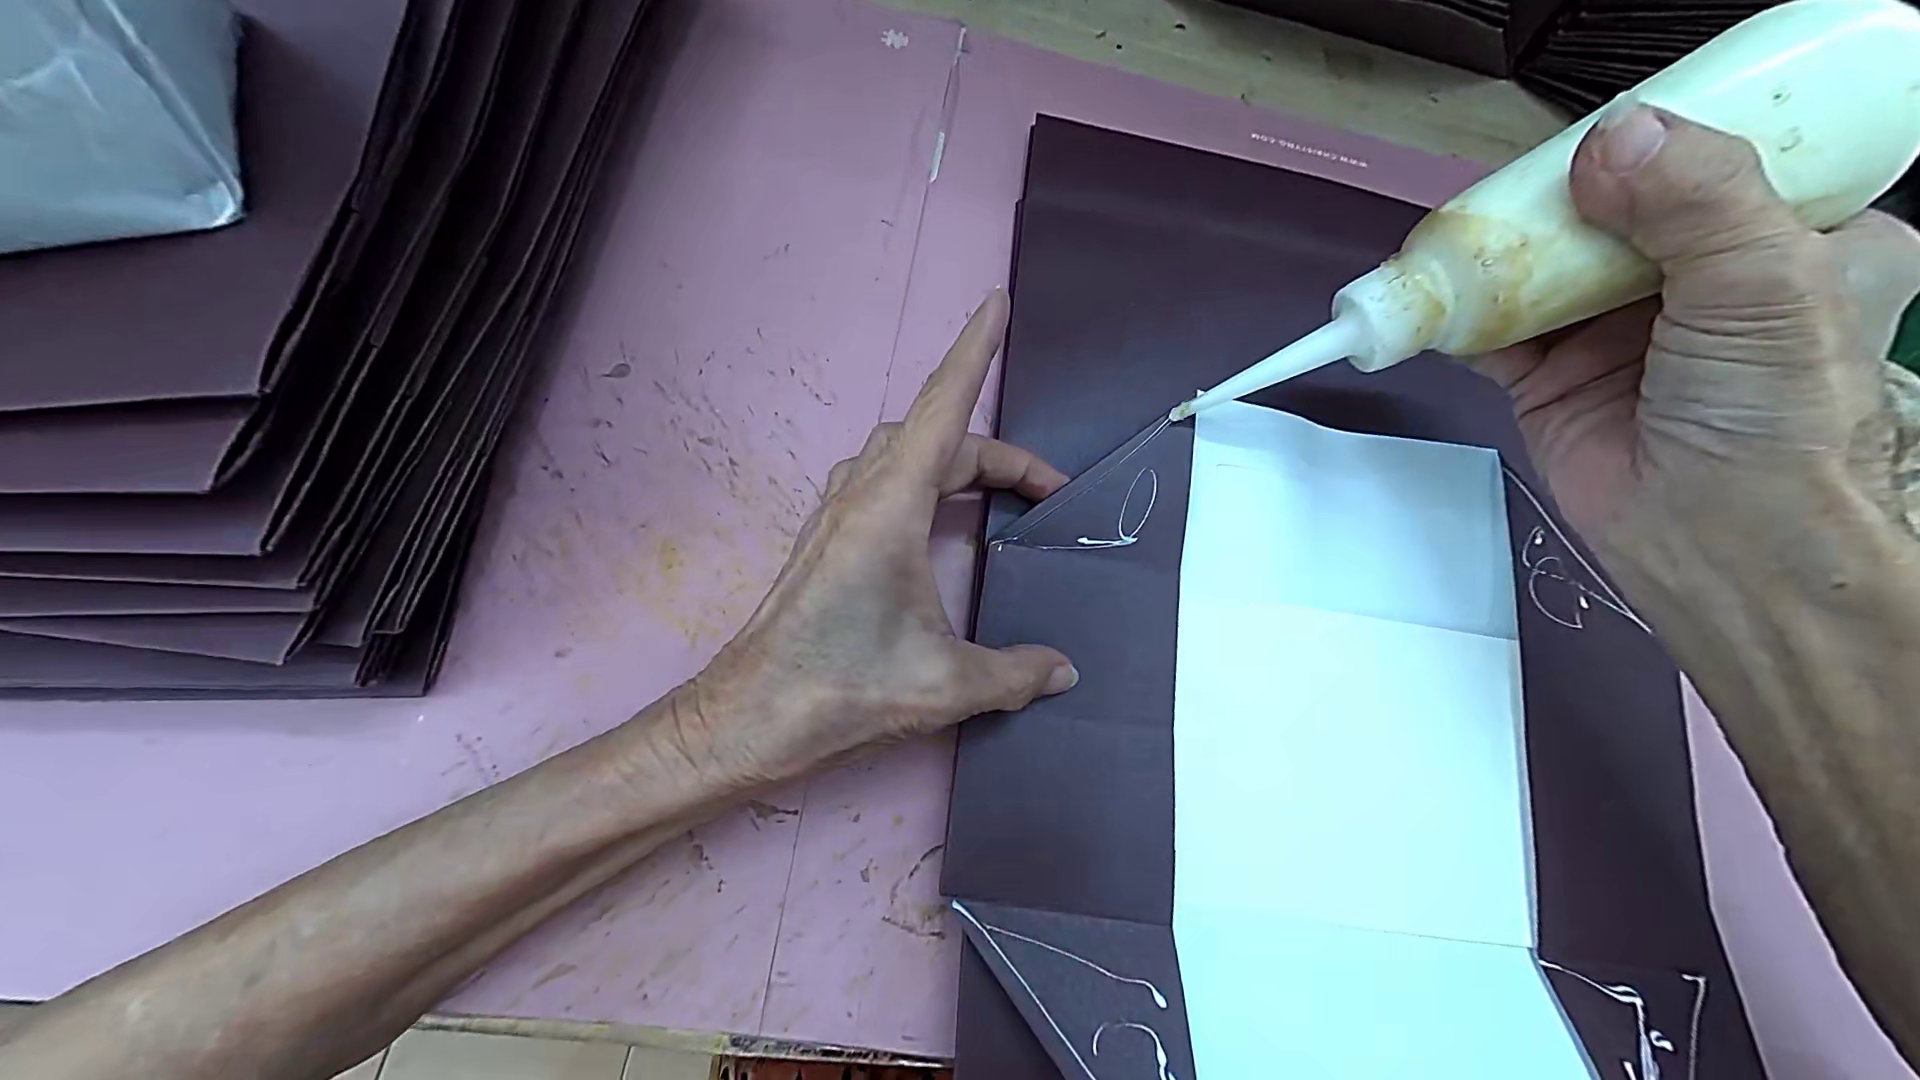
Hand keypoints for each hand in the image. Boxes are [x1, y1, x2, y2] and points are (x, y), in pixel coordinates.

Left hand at [665, 290, 1077, 787]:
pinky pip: (881, 476)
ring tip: (994, 486)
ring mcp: (837, 514)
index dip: (974, 351)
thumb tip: (1065, 670)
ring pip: (902, 450)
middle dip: (998, 450)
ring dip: (953, 453)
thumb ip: (1015, 673)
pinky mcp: (827, 538)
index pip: (943, 408)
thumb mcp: (944, 683)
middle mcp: (860, 495)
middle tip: (1046, 486)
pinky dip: (919, 473)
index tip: (995, 305)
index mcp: (890, 506)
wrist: (749, 716)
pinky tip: (932, 510)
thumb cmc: (841, 689)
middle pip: (935, 435)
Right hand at [1467, 107, 1919, 584]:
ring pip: (1541, 276)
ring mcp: (1605, 333)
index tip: (1603, 131)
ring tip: (1458, 235)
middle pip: (1608, 221)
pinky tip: (1437, 301)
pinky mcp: (1543, 378)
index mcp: (1783, 245)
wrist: (1700, 528)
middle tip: (1513, 183)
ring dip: (1500, 259)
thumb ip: (1699, 203)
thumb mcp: (1766, 284)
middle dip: (1558, 202)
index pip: (1714, 170)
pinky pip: (1491, 337)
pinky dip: (1460, 321)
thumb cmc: (1769, 411)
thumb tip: (1615, 134)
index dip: (1659, 144)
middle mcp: (1687, 286)